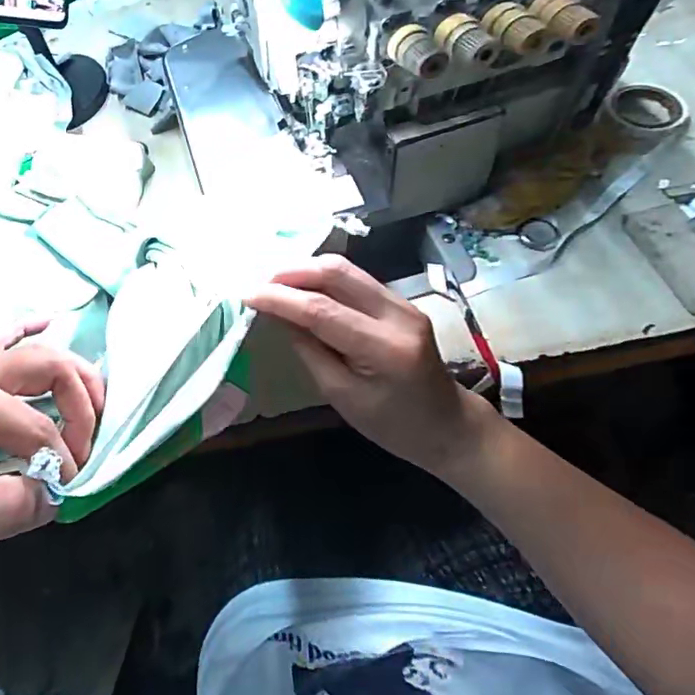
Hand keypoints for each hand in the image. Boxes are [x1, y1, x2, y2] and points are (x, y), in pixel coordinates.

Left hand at [0, 327, 101, 597]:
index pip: (37, 426)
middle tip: (90, 447)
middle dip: (82, 404)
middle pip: (48, 365)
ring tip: (92, 409)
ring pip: (30, 353)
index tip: (62, 496)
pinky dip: (26, 335)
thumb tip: (55, 496)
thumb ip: (2, 508)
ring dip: (67, 378)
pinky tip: (45, 321)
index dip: (62, 462)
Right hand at [246, 255, 498, 478]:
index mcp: (384, 348)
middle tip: (258, 283)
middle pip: (337, 273)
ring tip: (273, 282)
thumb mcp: (341, 395)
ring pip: (347, 268)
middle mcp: (398, 315)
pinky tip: (301, 287)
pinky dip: (323, 278)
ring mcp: (403, 303)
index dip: (280, 298)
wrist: (448, 425)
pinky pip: (356, 278)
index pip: (322, 309)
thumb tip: (276, 315)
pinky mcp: (401, 301)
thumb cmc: (393, 425)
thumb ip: (308, 350)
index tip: (246, 294)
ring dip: (305, 270)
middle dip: (291, 272)